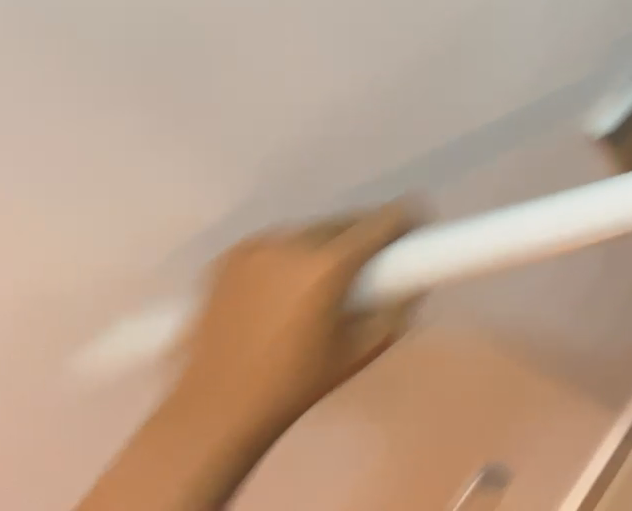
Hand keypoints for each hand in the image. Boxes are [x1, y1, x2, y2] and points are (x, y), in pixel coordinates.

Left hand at [170, 203, 420, 443]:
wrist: (213, 412)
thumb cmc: (298, 383)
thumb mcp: (368, 346)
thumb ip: (402, 303)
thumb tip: (417, 276)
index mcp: (328, 265)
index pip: (386, 218)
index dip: (408, 222)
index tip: (416, 235)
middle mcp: (292, 244)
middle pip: (350, 220)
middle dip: (369, 236)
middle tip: (374, 267)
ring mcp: (256, 248)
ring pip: (316, 230)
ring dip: (332, 244)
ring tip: (329, 279)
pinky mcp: (229, 257)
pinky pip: (282, 243)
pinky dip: (294, 255)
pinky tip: (289, 286)